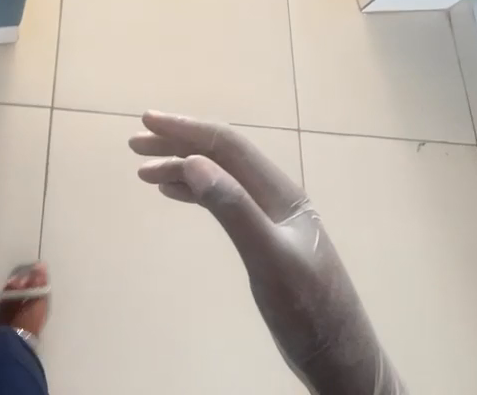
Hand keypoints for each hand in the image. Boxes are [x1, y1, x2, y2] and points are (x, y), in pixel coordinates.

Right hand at [129, 110, 403, 394]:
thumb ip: (234, 209)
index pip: (226, 144)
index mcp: (278, 190)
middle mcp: (273, 194)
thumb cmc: (308, 309)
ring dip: (180, 166)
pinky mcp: (263, 237)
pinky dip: (194, 190)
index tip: (148, 120)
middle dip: (177, 143)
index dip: (186, 129)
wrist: (341, 356)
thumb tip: (193, 162)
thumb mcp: (270, 260)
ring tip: (143, 169)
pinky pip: (222, 199)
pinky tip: (172, 192)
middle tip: (135, 143)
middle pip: (219, 155)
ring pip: (218, 176)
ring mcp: (269, 215)